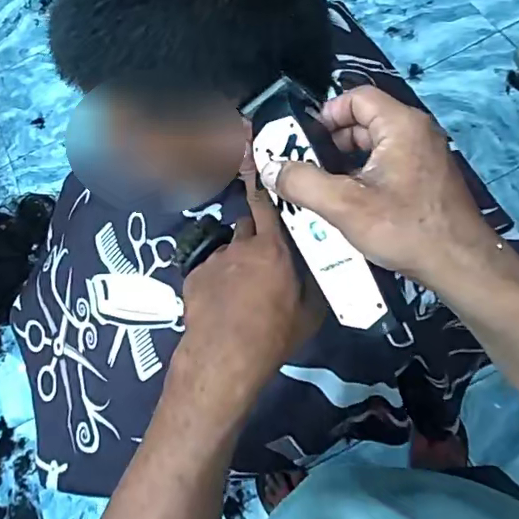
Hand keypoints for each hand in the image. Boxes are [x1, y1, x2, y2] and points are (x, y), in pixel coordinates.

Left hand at [169, 158, 321, 424]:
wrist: (223, 358)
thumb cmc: (273, 335)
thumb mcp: (310, 312)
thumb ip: (316, 281)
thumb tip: (325, 268)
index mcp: (273, 248)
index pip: (265, 202)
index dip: (262, 183)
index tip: (255, 160)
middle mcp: (241, 245)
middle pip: (248, 226)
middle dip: (256, 235)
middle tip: (265, 259)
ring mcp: (213, 259)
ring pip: (228, 250)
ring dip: (236, 260)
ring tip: (240, 290)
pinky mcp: (193, 276)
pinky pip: (210, 268)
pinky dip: (216, 278)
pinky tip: (221, 302)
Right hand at [265, 86, 494, 291]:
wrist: (461, 266)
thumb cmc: (406, 229)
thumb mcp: (345, 206)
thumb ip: (303, 183)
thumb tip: (271, 167)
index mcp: (401, 125)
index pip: (356, 97)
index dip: (326, 114)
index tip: (304, 140)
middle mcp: (417, 132)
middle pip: (364, 120)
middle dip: (332, 141)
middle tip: (308, 167)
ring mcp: (426, 155)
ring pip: (375, 145)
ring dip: (346, 161)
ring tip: (324, 188)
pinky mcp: (428, 178)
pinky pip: (389, 163)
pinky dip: (366, 175)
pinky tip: (352, 203)